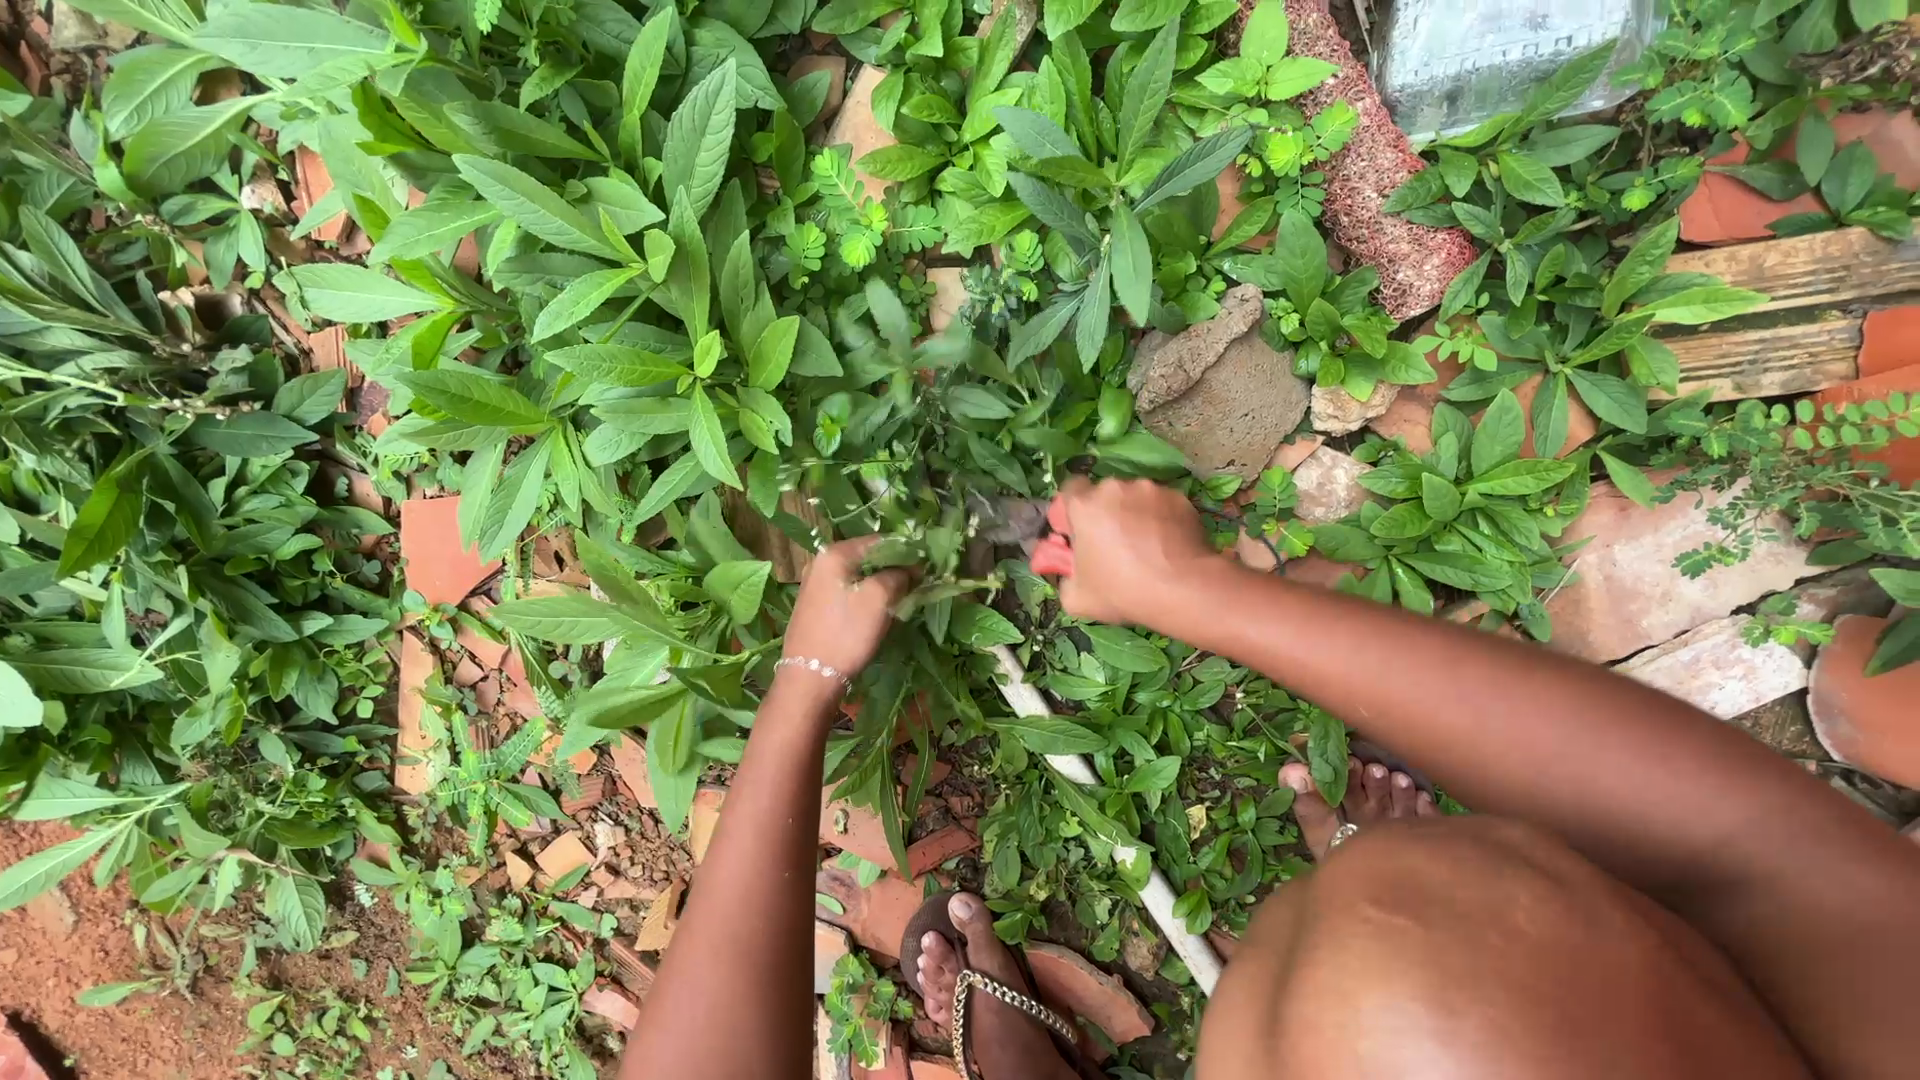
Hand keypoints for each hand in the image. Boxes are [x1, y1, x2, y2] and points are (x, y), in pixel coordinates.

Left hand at [781, 536, 910, 684]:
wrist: (810, 677)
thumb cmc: (846, 633)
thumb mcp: (879, 599)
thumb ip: (899, 575)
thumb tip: (912, 568)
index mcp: (834, 554)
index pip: (879, 541)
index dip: (906, 551)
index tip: (925, 567)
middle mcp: (820, 563)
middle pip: (867, 557)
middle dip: (893, 568)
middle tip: (916, 583)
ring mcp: (815, 585)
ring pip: (858, 576)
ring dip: (881, 583)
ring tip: (902, 598)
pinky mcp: (815, 605)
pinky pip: (847, 591)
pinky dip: (865, 596)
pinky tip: (878, 610)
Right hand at [1051, 476, 1224, 624]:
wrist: (1182, 589)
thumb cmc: (1122, 592)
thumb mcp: (1076, 598)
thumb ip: (1065, 577)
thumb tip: (1072, 572)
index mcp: (1084, 505)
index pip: (1069, 490)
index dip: (1073, 511)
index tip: (1080, 533)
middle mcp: (1115, 488)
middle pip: (1104, 495)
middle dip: (1106, 514)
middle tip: (1114, 545)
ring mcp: (1150, 489)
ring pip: (1135, 499)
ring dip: (1135, 515)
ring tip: (1146, 547)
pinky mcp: (1178, 497)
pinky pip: (1161, 505)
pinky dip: (1161, 519)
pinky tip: (1168, 545)